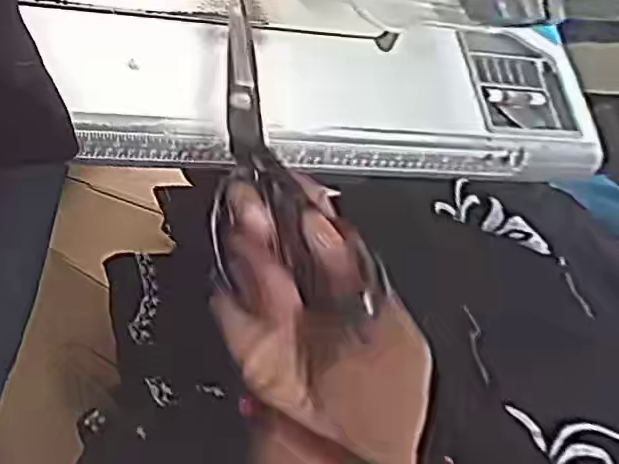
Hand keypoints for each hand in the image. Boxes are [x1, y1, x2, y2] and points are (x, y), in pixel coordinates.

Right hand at [213, 177, 430, 463]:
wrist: (341, 439)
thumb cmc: (380, 393)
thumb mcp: (390, 324)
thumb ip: (353, 267)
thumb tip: (321, 219)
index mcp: (338, 272)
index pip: (311, 219)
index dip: (300, 197)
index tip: (291, 180)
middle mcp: (297, 276)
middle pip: (270, 224)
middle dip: (263, 208)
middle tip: (261, 199)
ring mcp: (263, 292)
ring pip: (244, 245)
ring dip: (251, 237)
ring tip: (258, 231)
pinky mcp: (234, 311)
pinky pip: (228, 285)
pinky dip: (246, 287)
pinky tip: (268, 294)